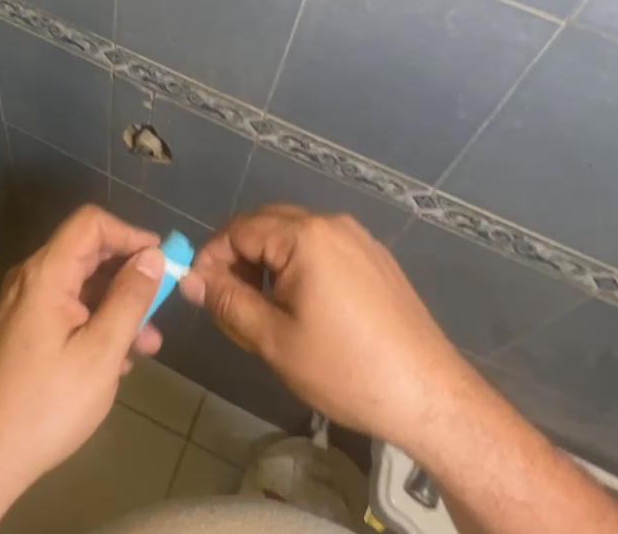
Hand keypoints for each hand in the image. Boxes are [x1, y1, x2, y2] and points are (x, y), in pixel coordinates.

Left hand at [0, 205, 166, 507]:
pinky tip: (117, 360)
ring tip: (147, 346)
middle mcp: (31, 279)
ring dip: (118, 305)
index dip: (129, 234)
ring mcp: (26, 305)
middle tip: (161, 308)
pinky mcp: (25, 330)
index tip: (160, 262)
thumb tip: (154, 257)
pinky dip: (97, 322)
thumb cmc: (49, 403)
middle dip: (129, 275)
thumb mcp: (102, 351)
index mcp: (45, 274)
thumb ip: (130, 299)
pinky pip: (69, 308)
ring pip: (82, 285)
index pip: (90, 223)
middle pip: (88, 252)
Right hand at [179, 205, 485, 454]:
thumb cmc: (344, 368)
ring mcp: (359, 238)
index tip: (199, 291)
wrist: (427, 394)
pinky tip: (302, 307)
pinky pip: (323, 247)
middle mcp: (332, 223)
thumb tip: (190, 278)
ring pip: (295, 236)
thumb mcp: (274, 340)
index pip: (239, 228)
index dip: (211, 257)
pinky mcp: (375, 258)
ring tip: (262, 309)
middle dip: (239, 257)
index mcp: (305, 236)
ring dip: (268, 262)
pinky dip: (299, 266)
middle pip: (267, 224)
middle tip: (227, 301)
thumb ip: (227, 301)